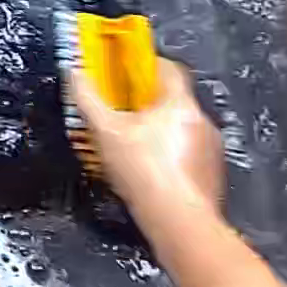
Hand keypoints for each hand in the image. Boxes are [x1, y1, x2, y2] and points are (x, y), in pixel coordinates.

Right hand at [70, 59, 223, 228]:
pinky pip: (186, 151)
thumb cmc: (143, 170)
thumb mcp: (104, 129)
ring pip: (179, 126)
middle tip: (119, 107)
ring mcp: (210, 150)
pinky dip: (168, 153)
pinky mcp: (211, 175)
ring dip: (157, 128)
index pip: (167, 67)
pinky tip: (147, 167)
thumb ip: (87, 97)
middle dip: (144, 100)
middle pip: (171, 98)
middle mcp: (201, 121)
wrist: (178, 223)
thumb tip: (74, 74)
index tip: (124, 70)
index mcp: (179, 103)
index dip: (144, 64)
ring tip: (129, 140)